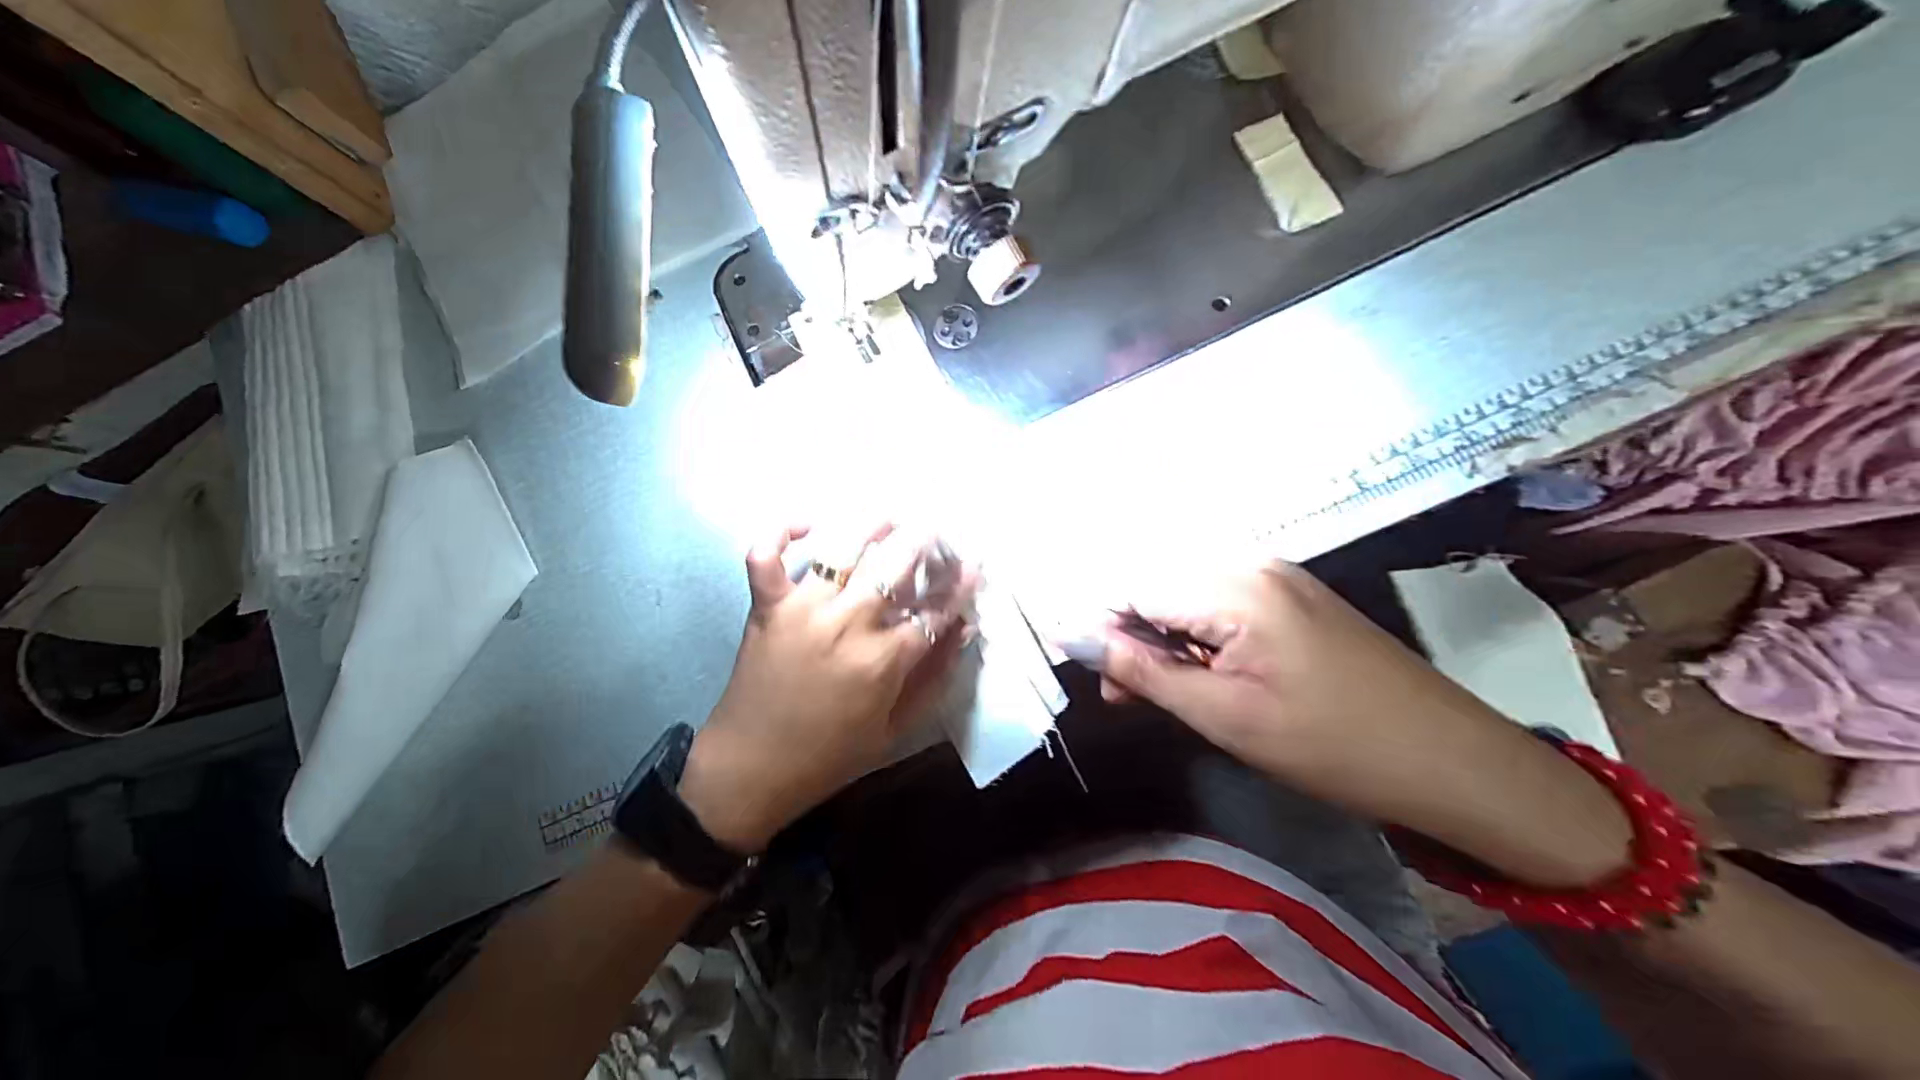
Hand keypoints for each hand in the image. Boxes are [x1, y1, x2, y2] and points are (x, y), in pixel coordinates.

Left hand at [677, 525, 969, 853]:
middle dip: (922, 543)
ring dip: (870, 526)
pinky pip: (765, 556)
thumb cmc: (828, 756)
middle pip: (894, 567)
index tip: (974, 567)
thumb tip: (962, 632)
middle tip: (935, 529)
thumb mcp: (894, 730)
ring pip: (842, 550)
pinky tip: (806, 524)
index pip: (933, 611)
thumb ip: (932, 679)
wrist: (751, 770)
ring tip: (890, 515)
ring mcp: (803, 610)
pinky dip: (781, 533)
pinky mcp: (766, 607)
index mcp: (883, 659)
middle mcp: (848, 624)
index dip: (958, 587)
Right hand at [1093, 561, 1632, 887]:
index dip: (1098, 625)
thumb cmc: (1332, 745)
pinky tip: (1197, 675)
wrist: (1453, 762)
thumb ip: (1142, 670)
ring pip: (1185, 595)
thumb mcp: (1224, 715)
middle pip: (1156, 583)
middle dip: (1128, 635)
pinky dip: (1196, 637)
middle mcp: (1250, 563)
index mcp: (1234, 585)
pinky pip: (1219, 603)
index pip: (1131, 584)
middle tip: (1121, 695)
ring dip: (1160, 639)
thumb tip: (1073, 636)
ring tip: (1156, 693)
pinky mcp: (1292, 596)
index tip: (1086, 671)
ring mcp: (1276, 576)